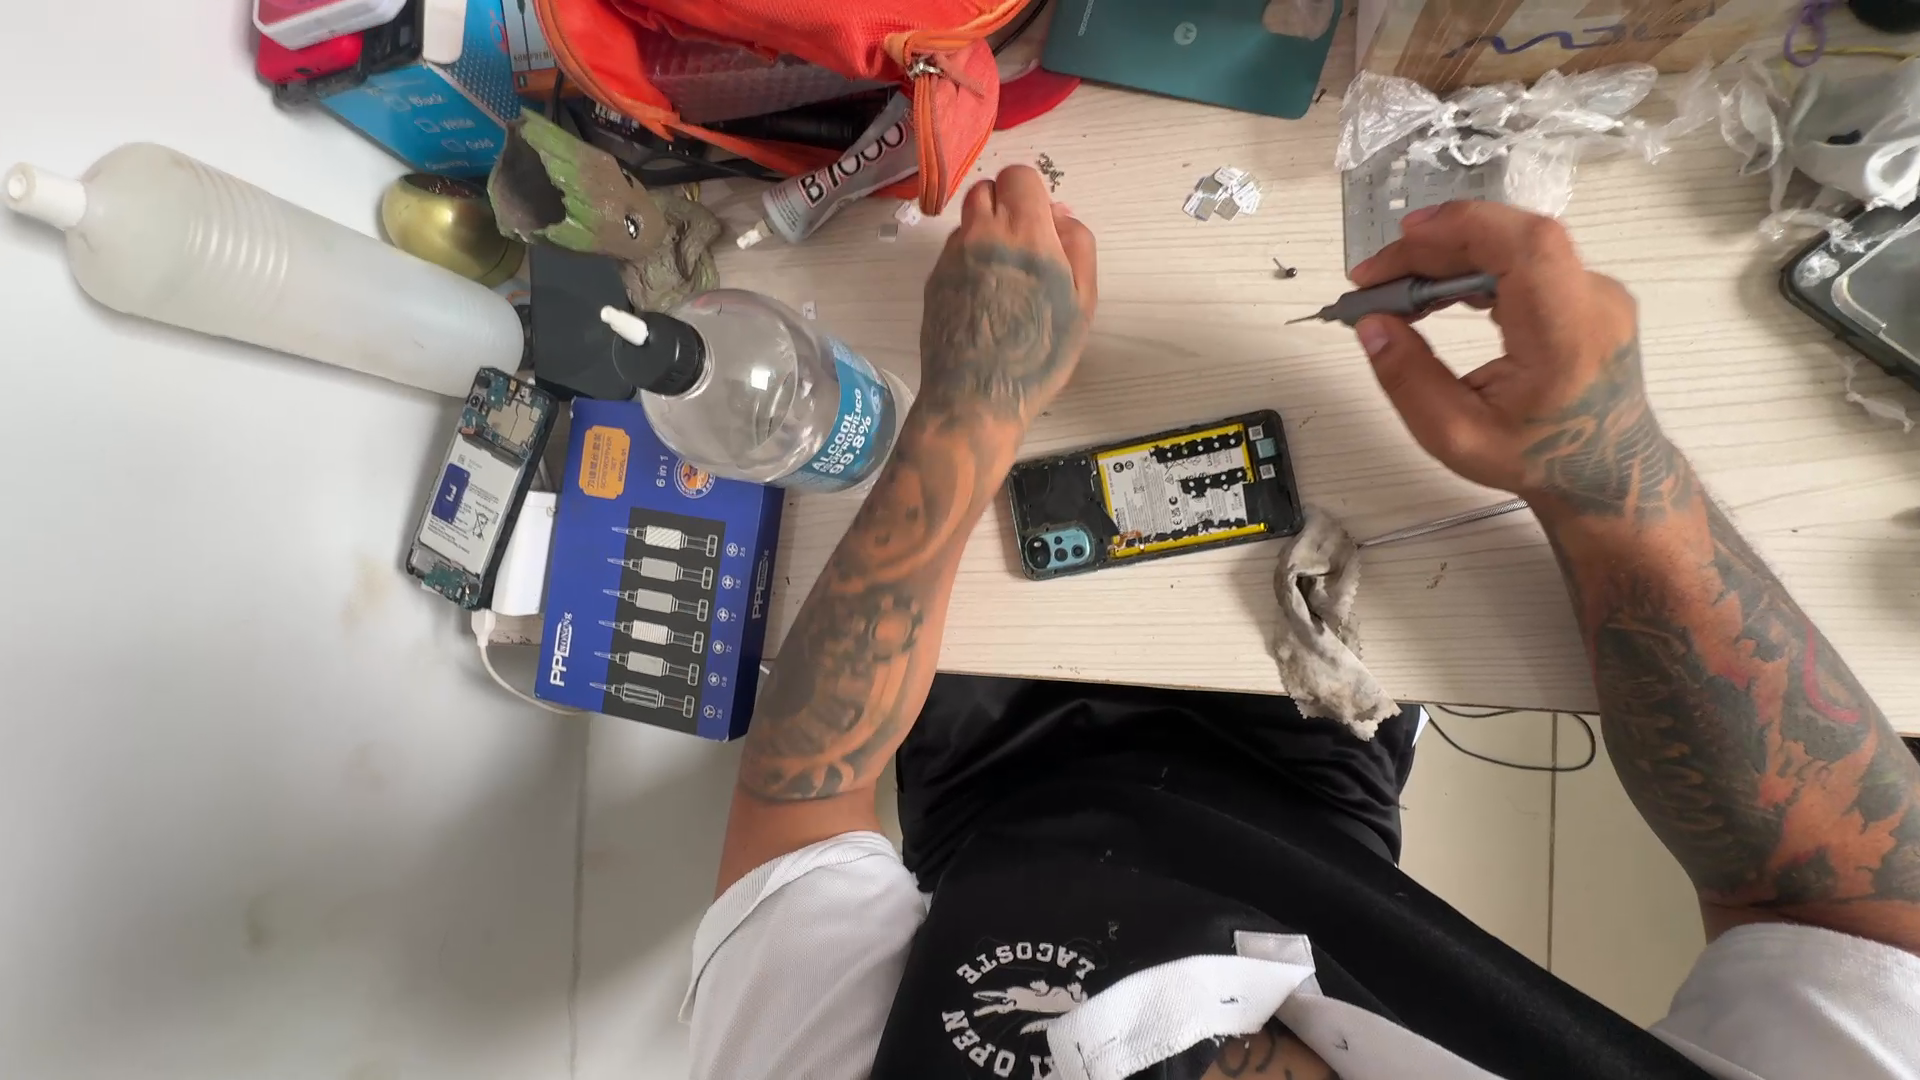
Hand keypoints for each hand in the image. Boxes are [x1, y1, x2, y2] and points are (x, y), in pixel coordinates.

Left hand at [918, 165, 1097, 425]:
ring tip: (1002, 278)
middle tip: (1023, 246)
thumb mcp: (1082, 301)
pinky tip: (982, 300)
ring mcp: (950, 257)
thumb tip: (1060, 214)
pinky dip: (968, 263)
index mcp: (1023, 229)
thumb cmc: (1039, 353)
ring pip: (967, 222)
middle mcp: (980, 232)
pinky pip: (952, 255)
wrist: (976, 396)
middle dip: (1006, 206)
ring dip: (984, 234)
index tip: (1041, 225)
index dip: (1032, 195)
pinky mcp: (932, 282)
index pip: (1019, 175)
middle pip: (986, 190)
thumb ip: (1078, 246)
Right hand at [1350, 202, 1686, 521]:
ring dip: (1443, 259)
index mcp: (1565, 334)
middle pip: (1509, 240)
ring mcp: (1591, 290)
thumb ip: (1407, 378)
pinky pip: (1518, 262)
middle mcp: (1590, 298)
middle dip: (1430, 249)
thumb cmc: (1530, 456)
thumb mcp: (1452, 433)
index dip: (1465, 227)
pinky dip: (1465, 270)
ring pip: (1510, 247)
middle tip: (1369, 281)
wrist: (1602, 467)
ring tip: (1390, 292)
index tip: (1403, 237)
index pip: (1527, 247)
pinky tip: (1429, 297)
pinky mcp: (1580, 292)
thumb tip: (1370, 324)